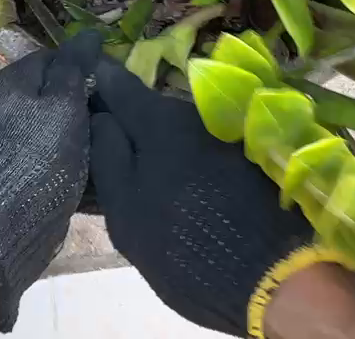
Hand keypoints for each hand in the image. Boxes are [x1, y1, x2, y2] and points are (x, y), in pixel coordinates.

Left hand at [0, 31, 101, 331]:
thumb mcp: (63, 106)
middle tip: (114, 116)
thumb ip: (74, 67)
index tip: (114, 87)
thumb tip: (89, 33)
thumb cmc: (37, 161)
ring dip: (79, 129)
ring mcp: (6, 136)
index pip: (56, 56)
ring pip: (53, 120)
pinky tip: (89, 166)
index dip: (86, 67)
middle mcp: (3, 102)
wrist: (4, 230)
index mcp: (10, 80)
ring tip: (108, 141)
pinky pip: (47, 147)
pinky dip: (67, 152)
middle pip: (53, 89)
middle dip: (84, 100)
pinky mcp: (15, 166)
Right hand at [87, 56, 318, 336]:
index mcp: (154, 118)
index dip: (94, 77)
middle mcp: (190, 112)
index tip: (77, 81)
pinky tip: (186, 187)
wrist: (278, 276)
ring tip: (149, 174)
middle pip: (147, 106)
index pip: (114, 80)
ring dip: (161, 143)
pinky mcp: (248, 156)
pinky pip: (203, 147)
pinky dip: (189, 159)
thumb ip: (106, 156)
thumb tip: (98, 116)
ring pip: (177, 129)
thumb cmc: (184, 241)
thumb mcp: (126, 210)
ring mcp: (223, 132)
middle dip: (127, 119)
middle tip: (108, 143)